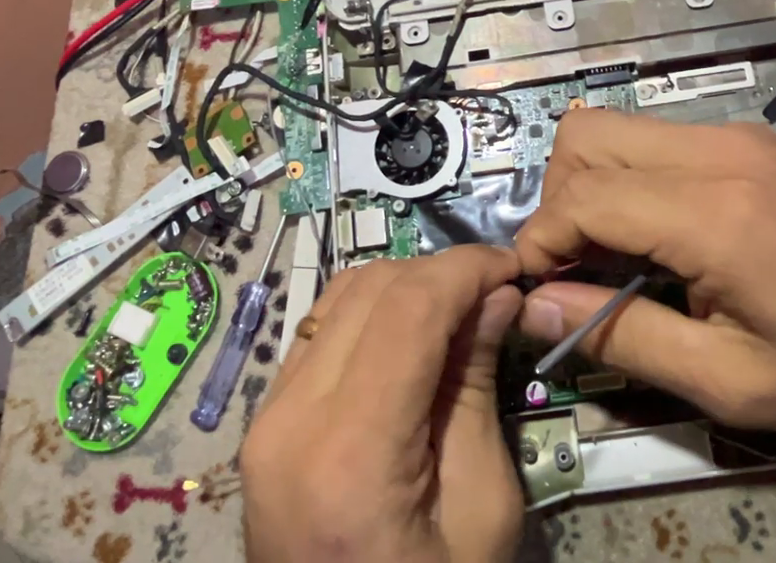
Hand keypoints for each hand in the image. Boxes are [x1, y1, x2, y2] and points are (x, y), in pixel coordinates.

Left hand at [241, 245, 524, 562]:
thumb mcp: (480, 509)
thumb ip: (477, 390)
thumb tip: (495, 297)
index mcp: (351, 453)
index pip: (409, 307)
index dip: (467, 269)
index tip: (514, 267)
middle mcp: (291, 419)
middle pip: (371, 289)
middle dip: (441, 273)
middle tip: (494, 294)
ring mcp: (265, 418)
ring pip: (339, 296)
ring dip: (405, 286)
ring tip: (456, 312)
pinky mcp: (262, 422)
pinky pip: (320, 331)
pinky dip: (370, 314)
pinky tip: (410, 337)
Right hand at [514, 110, 775, 432]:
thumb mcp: (732, 382)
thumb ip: (624, 339)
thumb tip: (535, 307)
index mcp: (716, 214)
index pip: (583, 195)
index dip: (540, 239)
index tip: (538, 288)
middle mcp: (719, 152)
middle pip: (584, 136)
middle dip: (557, 200)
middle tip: (578, 268)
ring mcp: (736, 135)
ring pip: (615, 127)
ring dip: (590, 185)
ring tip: (616, 255)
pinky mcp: (747, 138)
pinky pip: (655, 137)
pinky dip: (629, 177)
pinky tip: (660, 234)